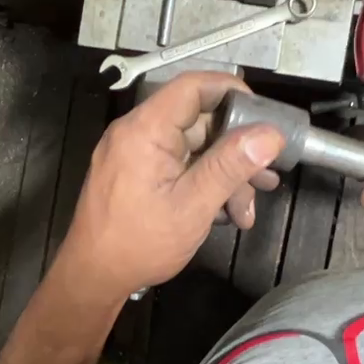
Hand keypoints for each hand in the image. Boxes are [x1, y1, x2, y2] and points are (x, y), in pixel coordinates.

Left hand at [58, 72, 285, 301]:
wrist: (93, 277)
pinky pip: (178, 165)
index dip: (233, 93)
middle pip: (199, 121)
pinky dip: (203, 184)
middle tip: (266, 177)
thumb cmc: (138, 243)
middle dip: (236, 151)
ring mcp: (135, 154)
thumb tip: (270, 135)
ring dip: (224, 176)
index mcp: (144, 129)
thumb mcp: (193, 205)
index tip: (264, 116)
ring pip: (193, 148)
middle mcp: (136, 133)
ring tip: (245, 209)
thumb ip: (230, 166)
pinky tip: (224, 213)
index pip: (193, 86)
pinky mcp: (136, 173)